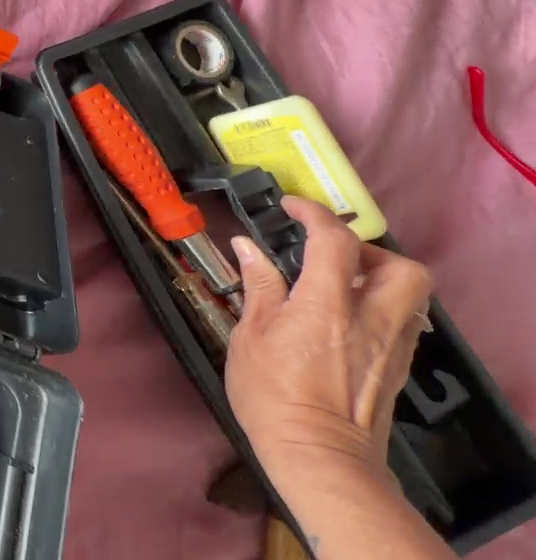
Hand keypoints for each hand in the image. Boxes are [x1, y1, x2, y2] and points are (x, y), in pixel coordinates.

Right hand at [225, 196, 432, 483]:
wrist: (317, 451)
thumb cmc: (270, 391)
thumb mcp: (249, 334)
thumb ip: (258, 287)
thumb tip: (248, 249)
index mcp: (327, 306)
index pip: (335, 243)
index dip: (313, 215)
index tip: (291, 208)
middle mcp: (371, 319)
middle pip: (402, 268)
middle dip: (369, 249)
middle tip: (330, 252)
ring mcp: (391, 344)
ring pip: (411, 294)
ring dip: (378, 276)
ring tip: (336, 281)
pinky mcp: (395, 363)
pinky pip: (401, 319)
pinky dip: (376, 304)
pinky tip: (340, 315)